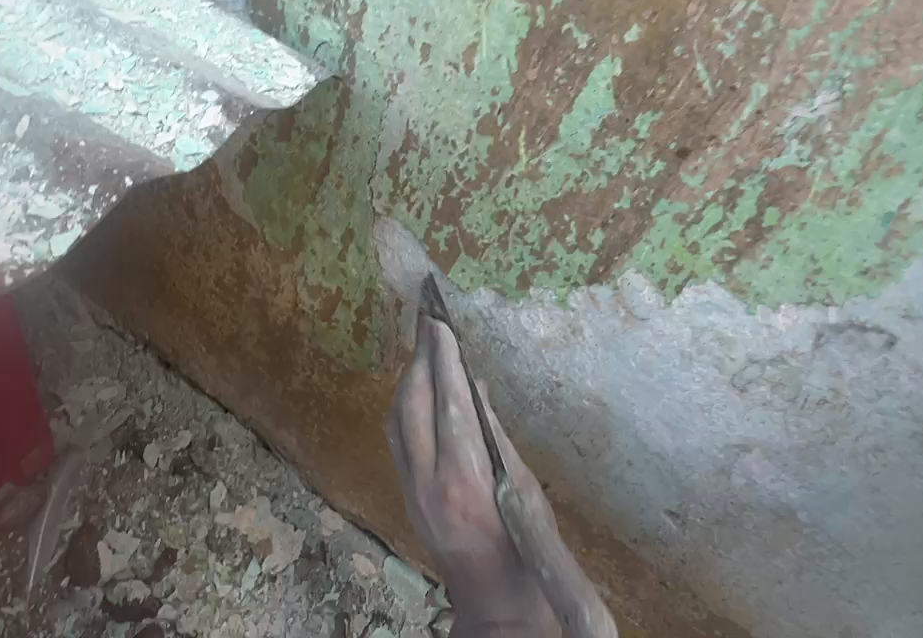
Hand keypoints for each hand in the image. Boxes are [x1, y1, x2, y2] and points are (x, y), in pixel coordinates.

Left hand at [387, 312, 560, 636]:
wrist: (495, 602)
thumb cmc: (526, 548)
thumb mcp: (522, 484)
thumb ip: (494, 432)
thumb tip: (474, 384)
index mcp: (464, 476)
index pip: (447, 400)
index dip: (442, 357)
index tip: (439, 323)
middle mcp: (427, 478)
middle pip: (413, 402)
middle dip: (420, 357)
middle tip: (428, 320)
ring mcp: (410, 488)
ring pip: (397, 416)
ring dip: (410, 376)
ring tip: (424, 345)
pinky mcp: (405, 494)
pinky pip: (396, 436)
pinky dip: (405, 403)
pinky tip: (417, 386)